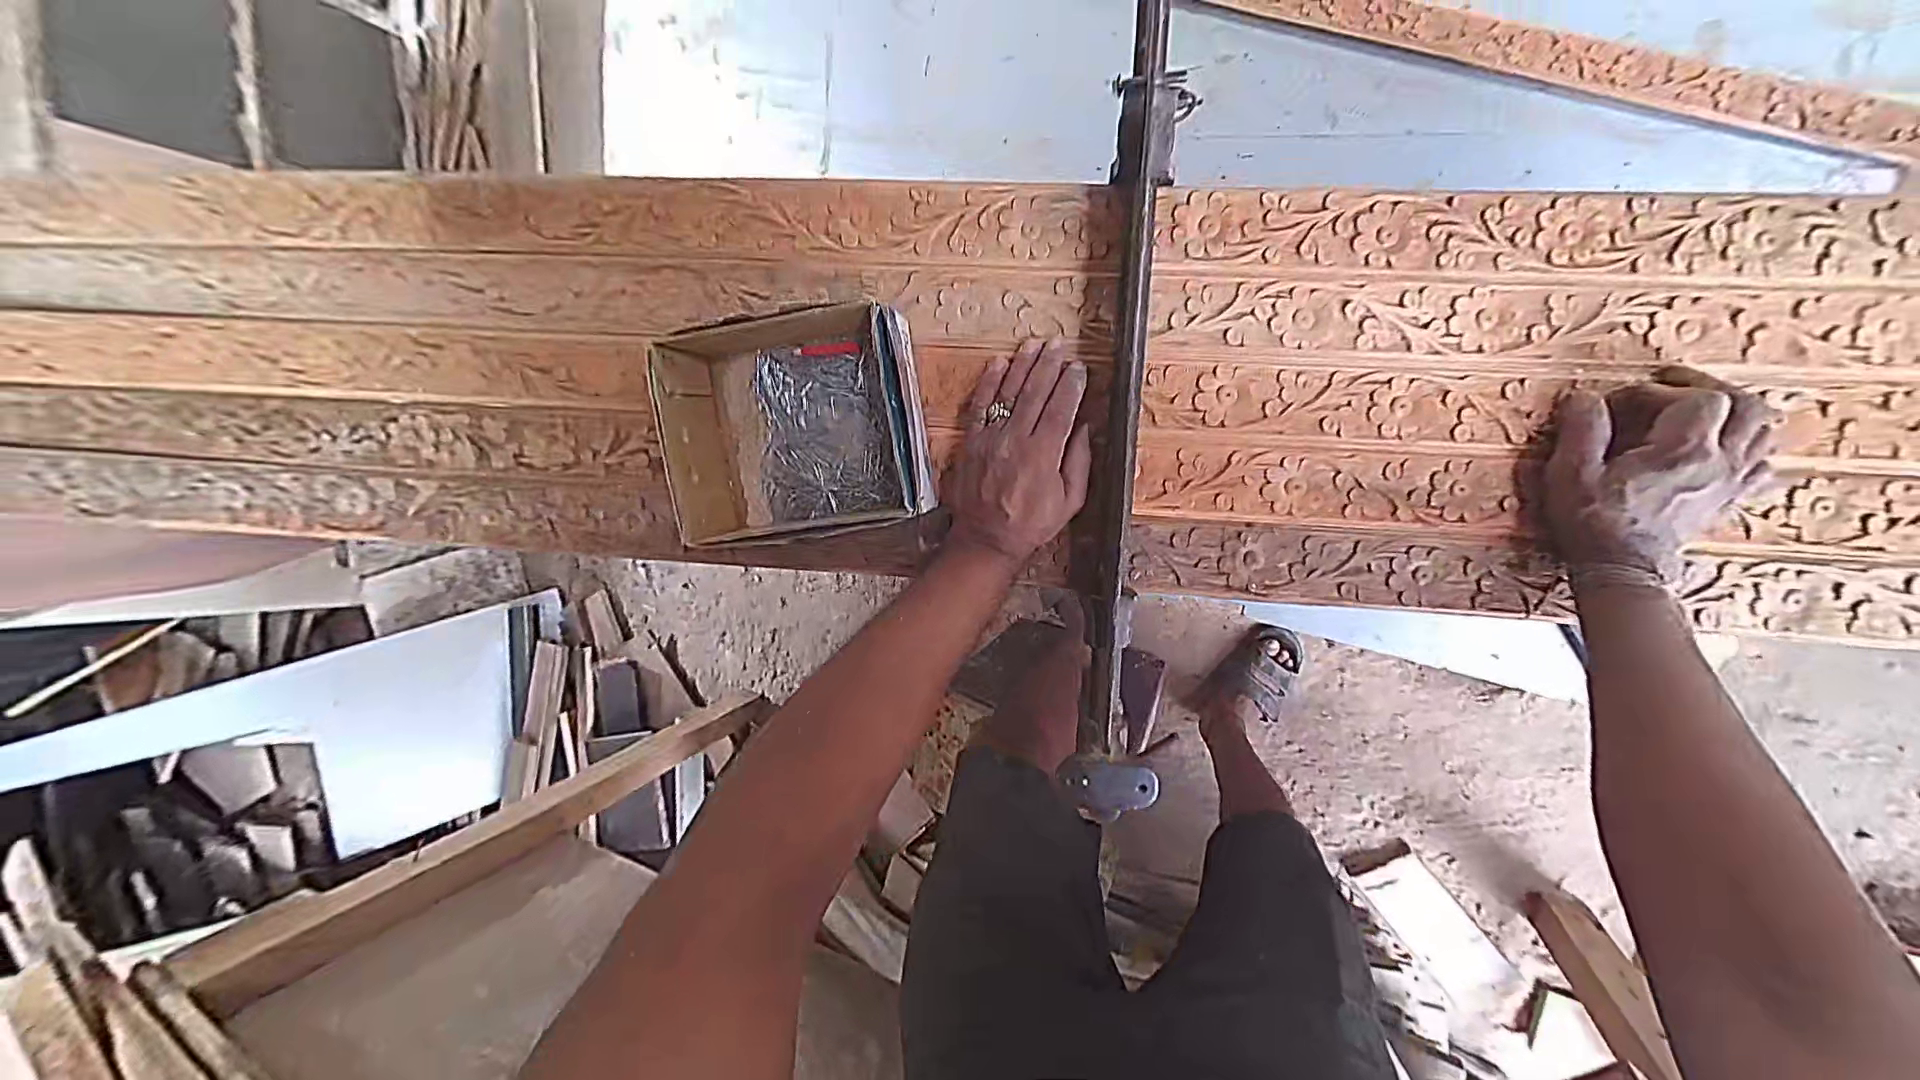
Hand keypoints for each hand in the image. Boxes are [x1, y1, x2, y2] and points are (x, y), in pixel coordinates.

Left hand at [942, 339, 1092, 567]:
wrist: (985, 539)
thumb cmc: (1029, 524)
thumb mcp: (1069, 501)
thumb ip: (1078, 462)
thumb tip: (1084, 429)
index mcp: (1042, 455)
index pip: (1061, 408)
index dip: (1072, 384)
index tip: (1079, 368)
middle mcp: (1015, 441)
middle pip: (1035, 392)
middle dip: (1050, 365)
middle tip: (1060, 346)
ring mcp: (990, 439)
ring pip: (1008, 392)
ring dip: (1022, 365)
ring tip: (1034, 345)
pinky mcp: (971, 442)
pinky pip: (979, 405)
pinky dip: (988, 382)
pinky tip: (999, 364)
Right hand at [1545, 366, 1774, 590]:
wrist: (1620, 569)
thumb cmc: (1591, 523)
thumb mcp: (1568, 474)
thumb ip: (1580, 431)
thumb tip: (1583, 398)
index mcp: (1683, 452)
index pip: (1692, 398)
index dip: (1652, 392)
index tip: (1614, 403)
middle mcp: (1720, 462)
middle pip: (1745, 404)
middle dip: (1706, 387)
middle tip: (1668, 385)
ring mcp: (1730, 482)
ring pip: (1764, 429)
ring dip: (1733, 411)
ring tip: (1695, 408)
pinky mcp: (1727, 498)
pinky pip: (1762, 462)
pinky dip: (1748, 444)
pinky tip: (1721, 445)